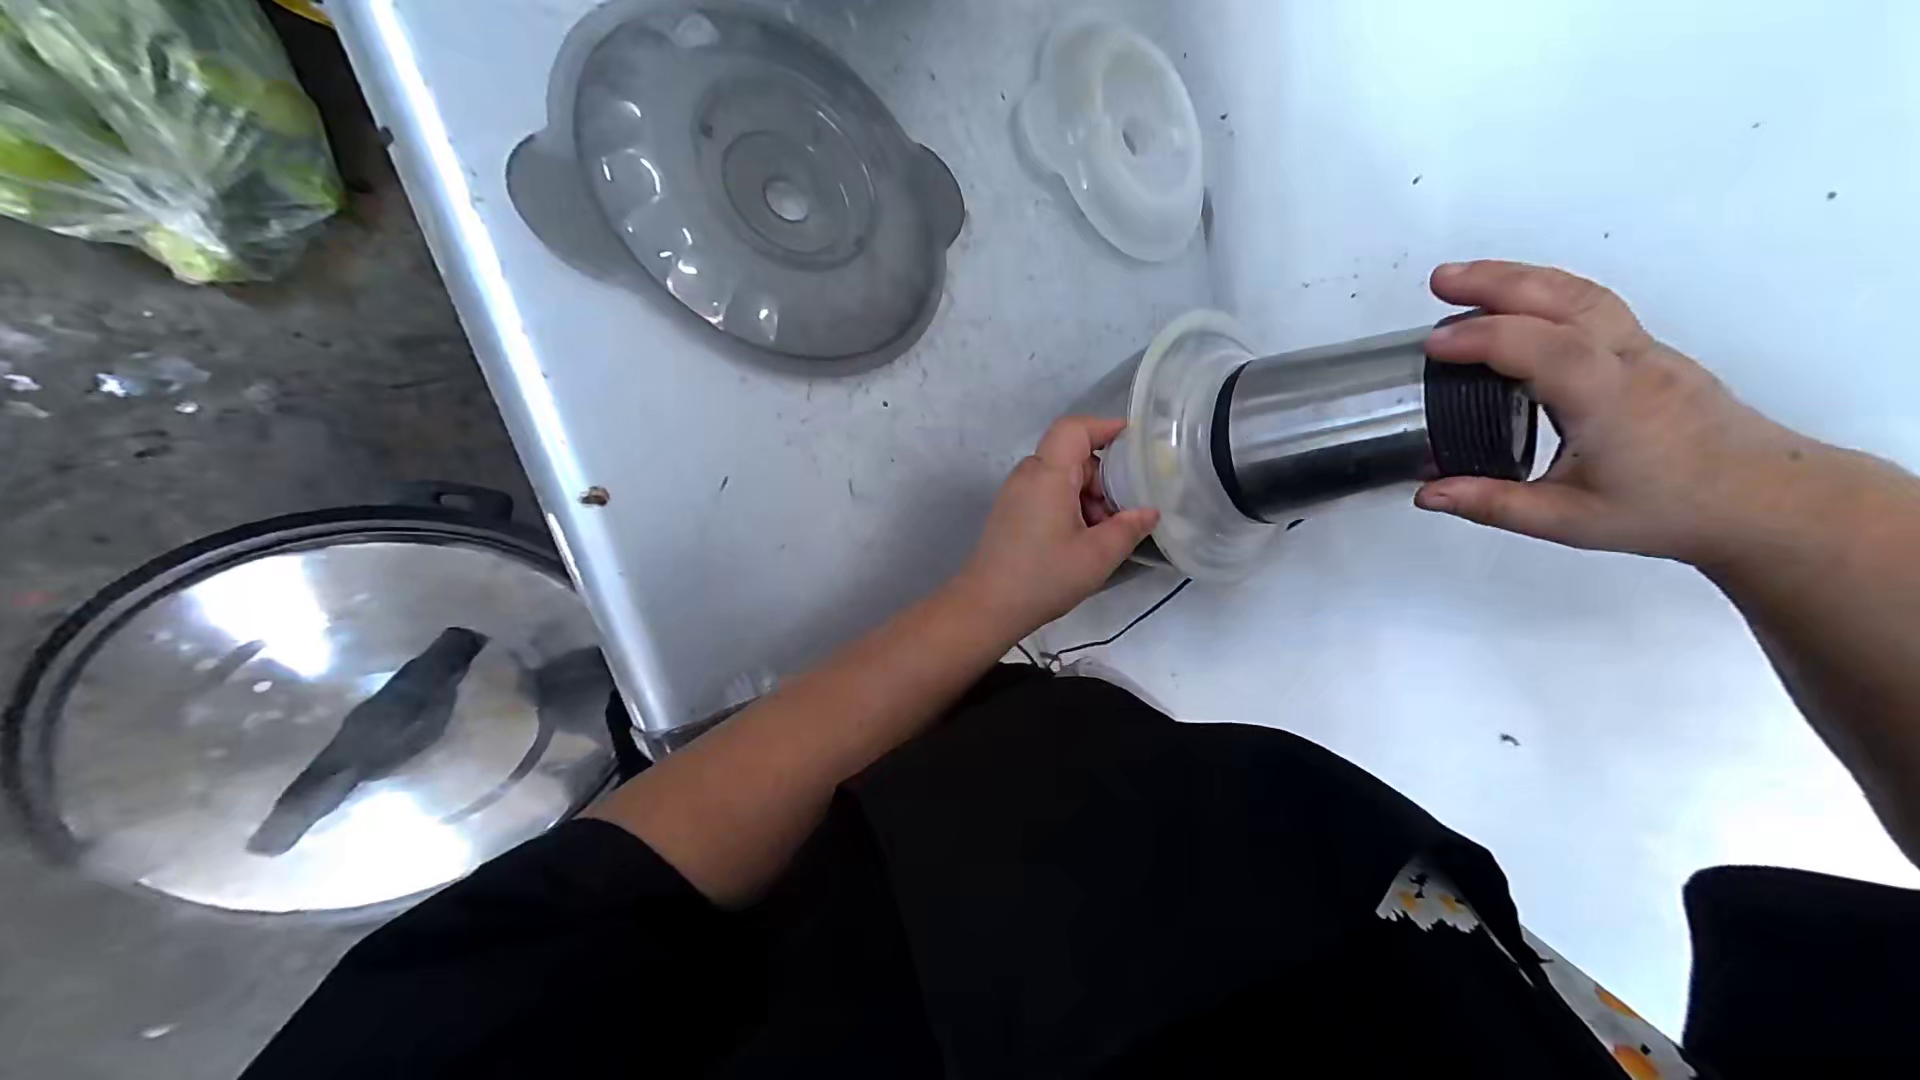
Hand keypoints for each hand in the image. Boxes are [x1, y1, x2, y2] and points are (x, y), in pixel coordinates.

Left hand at [954, 415, 1159, 636]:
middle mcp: (1028, 474)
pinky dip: (1070, 506)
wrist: (987, 605)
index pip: (1075, 428)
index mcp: (1048, 474)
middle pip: (1073, 455)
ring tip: (1103, 534)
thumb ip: (1129, 528)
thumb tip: (1149, 512)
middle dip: (1104, 477)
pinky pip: (1047, 493)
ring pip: (1062, 477)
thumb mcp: (1097, 555)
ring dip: (1088, 496)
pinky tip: (1081, 540)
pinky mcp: (1011, 511)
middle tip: (1123, 513)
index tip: (1135, 444)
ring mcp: (1016, 493)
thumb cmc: (1043, 577)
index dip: (1105, 427)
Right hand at [1416, 259, 1831, 566]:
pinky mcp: (1644, 353)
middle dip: (1499, 282)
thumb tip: (1427, 494)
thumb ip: (1492, 504)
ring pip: (1581, 294)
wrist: (1766, 500)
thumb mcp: (1568, 521)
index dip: (1484, 338)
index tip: (1432, 343)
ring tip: (1464, 280)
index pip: (1544, 349)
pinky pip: (1591, 307)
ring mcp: (1643, 351)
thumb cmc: (1671, 510)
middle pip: (1566, 300)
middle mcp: (1629, 363)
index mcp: (1611, 401)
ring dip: (1520, 279)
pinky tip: (1512, 305)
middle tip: (1441, 280)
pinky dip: (1544, 294)